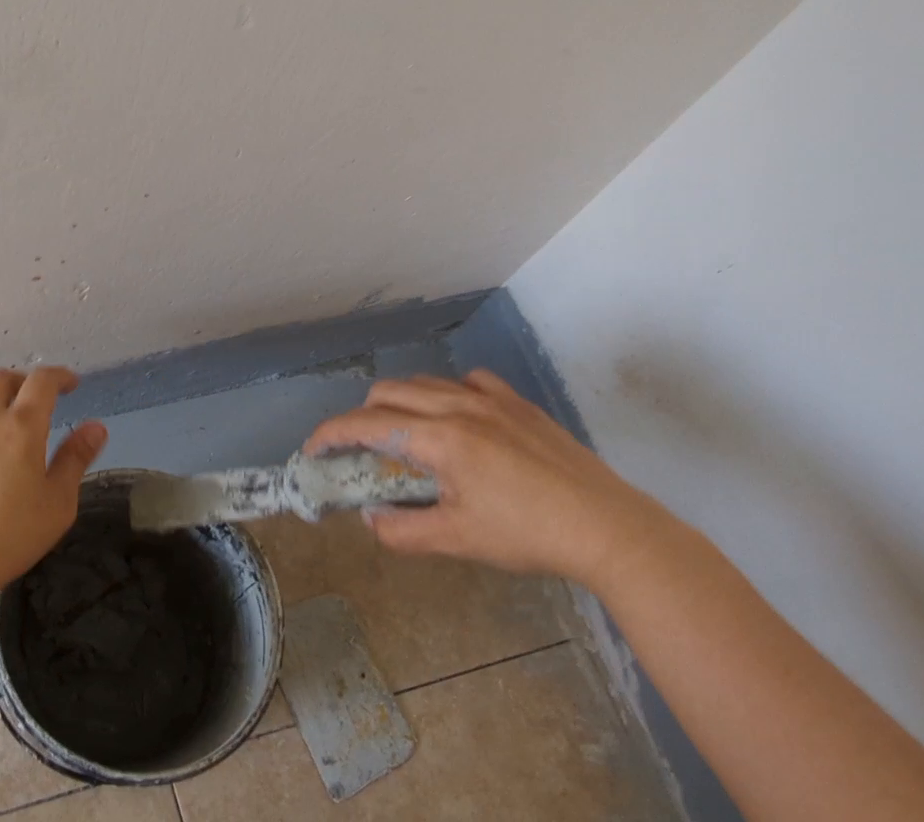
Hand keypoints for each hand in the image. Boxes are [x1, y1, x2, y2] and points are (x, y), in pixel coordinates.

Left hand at [0, 367, 108, 602]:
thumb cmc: (13, 534)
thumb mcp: (58, 502)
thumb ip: (76, 458)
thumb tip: (96, 426)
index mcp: (21, 427)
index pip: (42, 381)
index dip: (59, 376)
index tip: (71, 385)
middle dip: (21, 380)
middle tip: (35, 399)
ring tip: (7, 444)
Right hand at [304, 369, 669, 582]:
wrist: (610, 529)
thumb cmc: (528, 535)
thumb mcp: (457, 541)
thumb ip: (402, 531)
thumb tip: (372, 519)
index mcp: (440, 439)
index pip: (366, 424)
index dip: (331, 435)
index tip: (313, 451)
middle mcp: (460, 407)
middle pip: (389, 393)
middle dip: (361, 417)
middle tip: (360, 452)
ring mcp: (493, 400)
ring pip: (425, 383)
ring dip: (400, 404)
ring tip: (404, 438)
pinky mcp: (520, 405)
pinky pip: (469, 382)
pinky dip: (447, 394)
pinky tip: (456, 419)